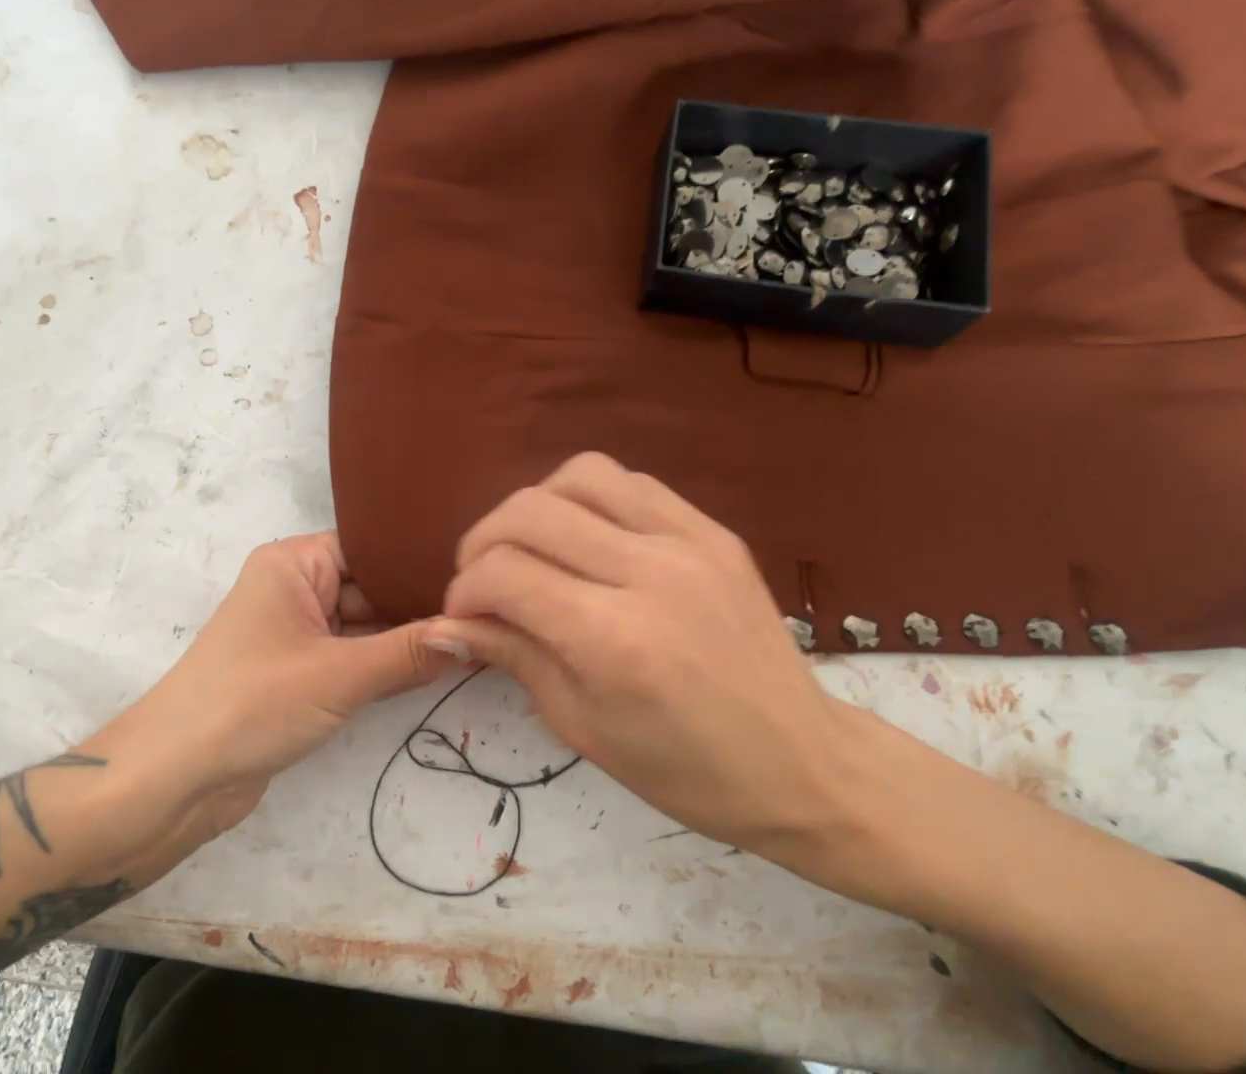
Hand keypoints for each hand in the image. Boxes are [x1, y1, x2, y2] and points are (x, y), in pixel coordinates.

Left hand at [89, 532, 459, 822]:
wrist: (178, 777)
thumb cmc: (253, 702)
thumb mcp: (340, 674)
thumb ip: (411, 652)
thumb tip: (480, 631)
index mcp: (293, 563)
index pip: (372, 547)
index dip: (423, 560)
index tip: (484, 569)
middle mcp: (295, 590)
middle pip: (373, 588)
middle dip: (425, 604)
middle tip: (495, 608)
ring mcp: (297, 636)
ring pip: (367, 628)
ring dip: (410, 640)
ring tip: (483, 634)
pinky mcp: (300, 677)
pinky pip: (355, 661)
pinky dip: (389, 668)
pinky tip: (442, 667)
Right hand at [429, 453, 870, 853]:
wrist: (801, 763)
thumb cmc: (684, 770)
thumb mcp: (581, 726)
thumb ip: (513, 656)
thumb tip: (444, 625)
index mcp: (612, 639)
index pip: (503, 574)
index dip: (464, 593)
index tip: (463, 620)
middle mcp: (649, 572)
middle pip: (529, 512)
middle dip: (482, 544)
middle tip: (481, 583)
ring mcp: (689, 542)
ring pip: (580, 476)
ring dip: (534, 507)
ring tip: (530, 550)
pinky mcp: (715, 532)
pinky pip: (633, 484)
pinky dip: (589, 500)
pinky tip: (585, 540)